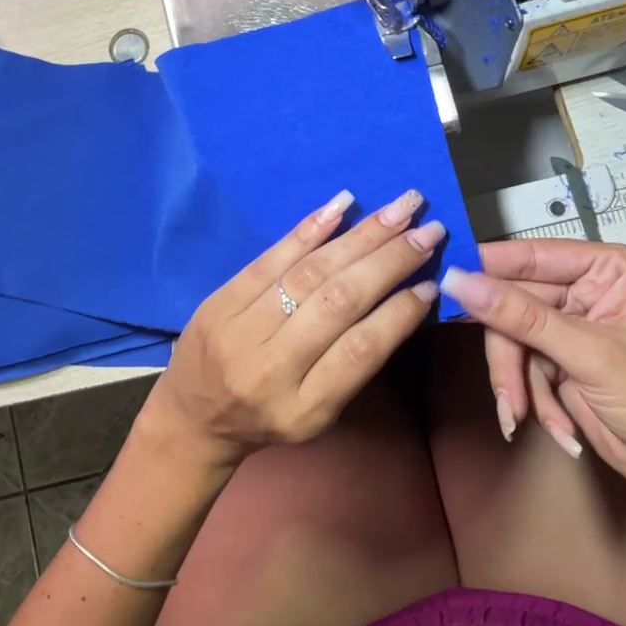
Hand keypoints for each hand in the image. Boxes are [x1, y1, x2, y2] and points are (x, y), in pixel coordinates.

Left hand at [138, 189, 444, 469]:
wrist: (192, 418)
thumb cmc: (267, 419)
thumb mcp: (316, 415)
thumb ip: (354, 364)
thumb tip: (405, 297)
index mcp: (304, 408)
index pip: (360, 350)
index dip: (400, 314)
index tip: (433, 282)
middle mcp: (270, 370)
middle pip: (338, 303)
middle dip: (389, 261)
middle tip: (428, 229)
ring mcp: (239, 333)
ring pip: (307, 275)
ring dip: (359, 237)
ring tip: (398, 209)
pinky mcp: (219, 303)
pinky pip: (269, 259)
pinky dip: (308, 230)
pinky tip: (342, 206)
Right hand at [441, 241, 625, 500]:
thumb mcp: (590, 355)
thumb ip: (521, 316)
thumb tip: (457, 280)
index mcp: (611, 269)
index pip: (534, 257)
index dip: (488, 269)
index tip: (445, 281)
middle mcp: (590, 289)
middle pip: (514, 303)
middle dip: (509, 354)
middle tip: (505, 392)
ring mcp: (574, 325)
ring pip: (512, 338)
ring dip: (517, 383)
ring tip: (524, 417)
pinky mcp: (562, 358)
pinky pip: (523, 365)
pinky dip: (533, 398)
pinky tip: (560, 430)